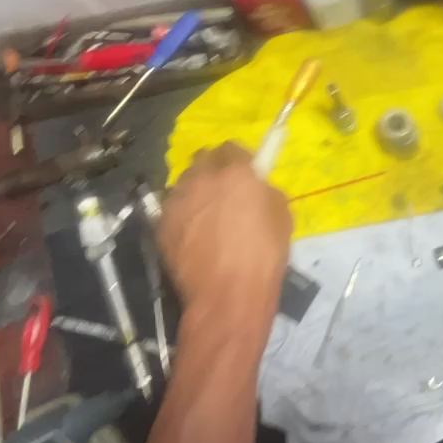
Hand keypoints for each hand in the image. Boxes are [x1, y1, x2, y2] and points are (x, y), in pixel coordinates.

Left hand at [158, 142, 291, 302]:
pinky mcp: (160, 225)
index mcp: (235, 174)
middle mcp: (201, 180)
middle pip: (202, 159)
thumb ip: (265, 193)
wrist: (228, 295)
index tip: (246, 171)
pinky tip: (195, 236)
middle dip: (214, 169)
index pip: (231, 147)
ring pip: (184, 184)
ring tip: (208, 216)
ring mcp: (176, 202)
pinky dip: (183, 216)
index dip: (239, 159)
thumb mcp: (282, 217)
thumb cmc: (264, 256)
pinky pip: (172, 210)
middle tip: (226, 190)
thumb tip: (257, 188)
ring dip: (196, 191)